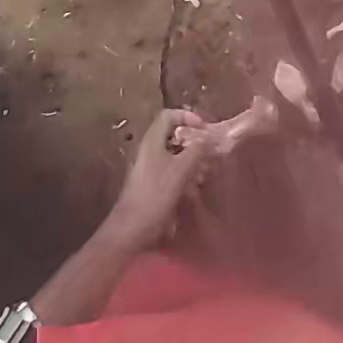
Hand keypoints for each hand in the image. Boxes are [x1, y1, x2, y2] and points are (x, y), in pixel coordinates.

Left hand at [101, 109, 211, 249]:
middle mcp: (149, 150)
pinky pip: (172, 170)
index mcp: (152, 141)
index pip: (168, 115)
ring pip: (174, 154)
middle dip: (193, 140)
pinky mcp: (152, 184)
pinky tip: (195, 186)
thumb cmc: (156, 194)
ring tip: (205, 171)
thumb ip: (196, 150)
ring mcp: (149, 167)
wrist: (132, 227)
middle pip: (173, 135)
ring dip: (191, 159)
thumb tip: (206, 138)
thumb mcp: (181, 169)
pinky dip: (185, 173)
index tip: (204, 129)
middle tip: (209, 152)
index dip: (187, 116)